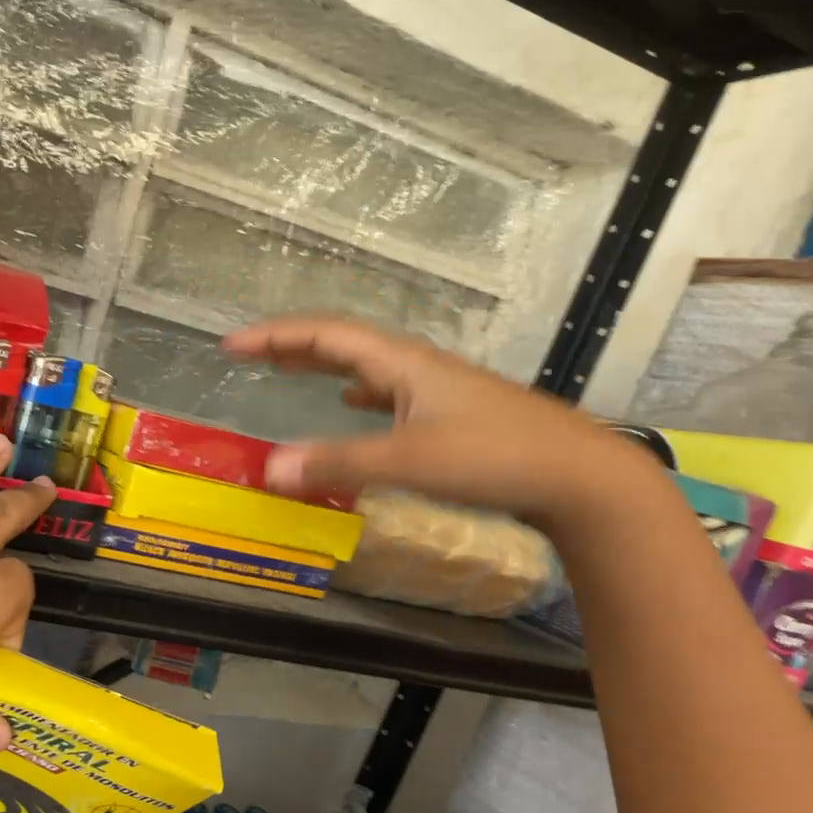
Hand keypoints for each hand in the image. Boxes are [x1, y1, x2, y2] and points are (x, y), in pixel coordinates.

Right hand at [223, 317, 659, 525]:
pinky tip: (350, 400)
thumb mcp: (409, 462)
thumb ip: (337, 464)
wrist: (582, 477)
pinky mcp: (451, 412)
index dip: (275, 336)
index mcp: (403, 364)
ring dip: (320, 362)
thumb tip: (268, 469)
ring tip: (286, 369)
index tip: (231, 345)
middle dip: (291, 344)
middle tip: (248, 352)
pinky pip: (386, 389)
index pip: (327, 335)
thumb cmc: (496, 458)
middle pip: (343, 342)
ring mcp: (437, 388)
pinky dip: (354, 389)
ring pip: (365, 364)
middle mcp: (417, 367)